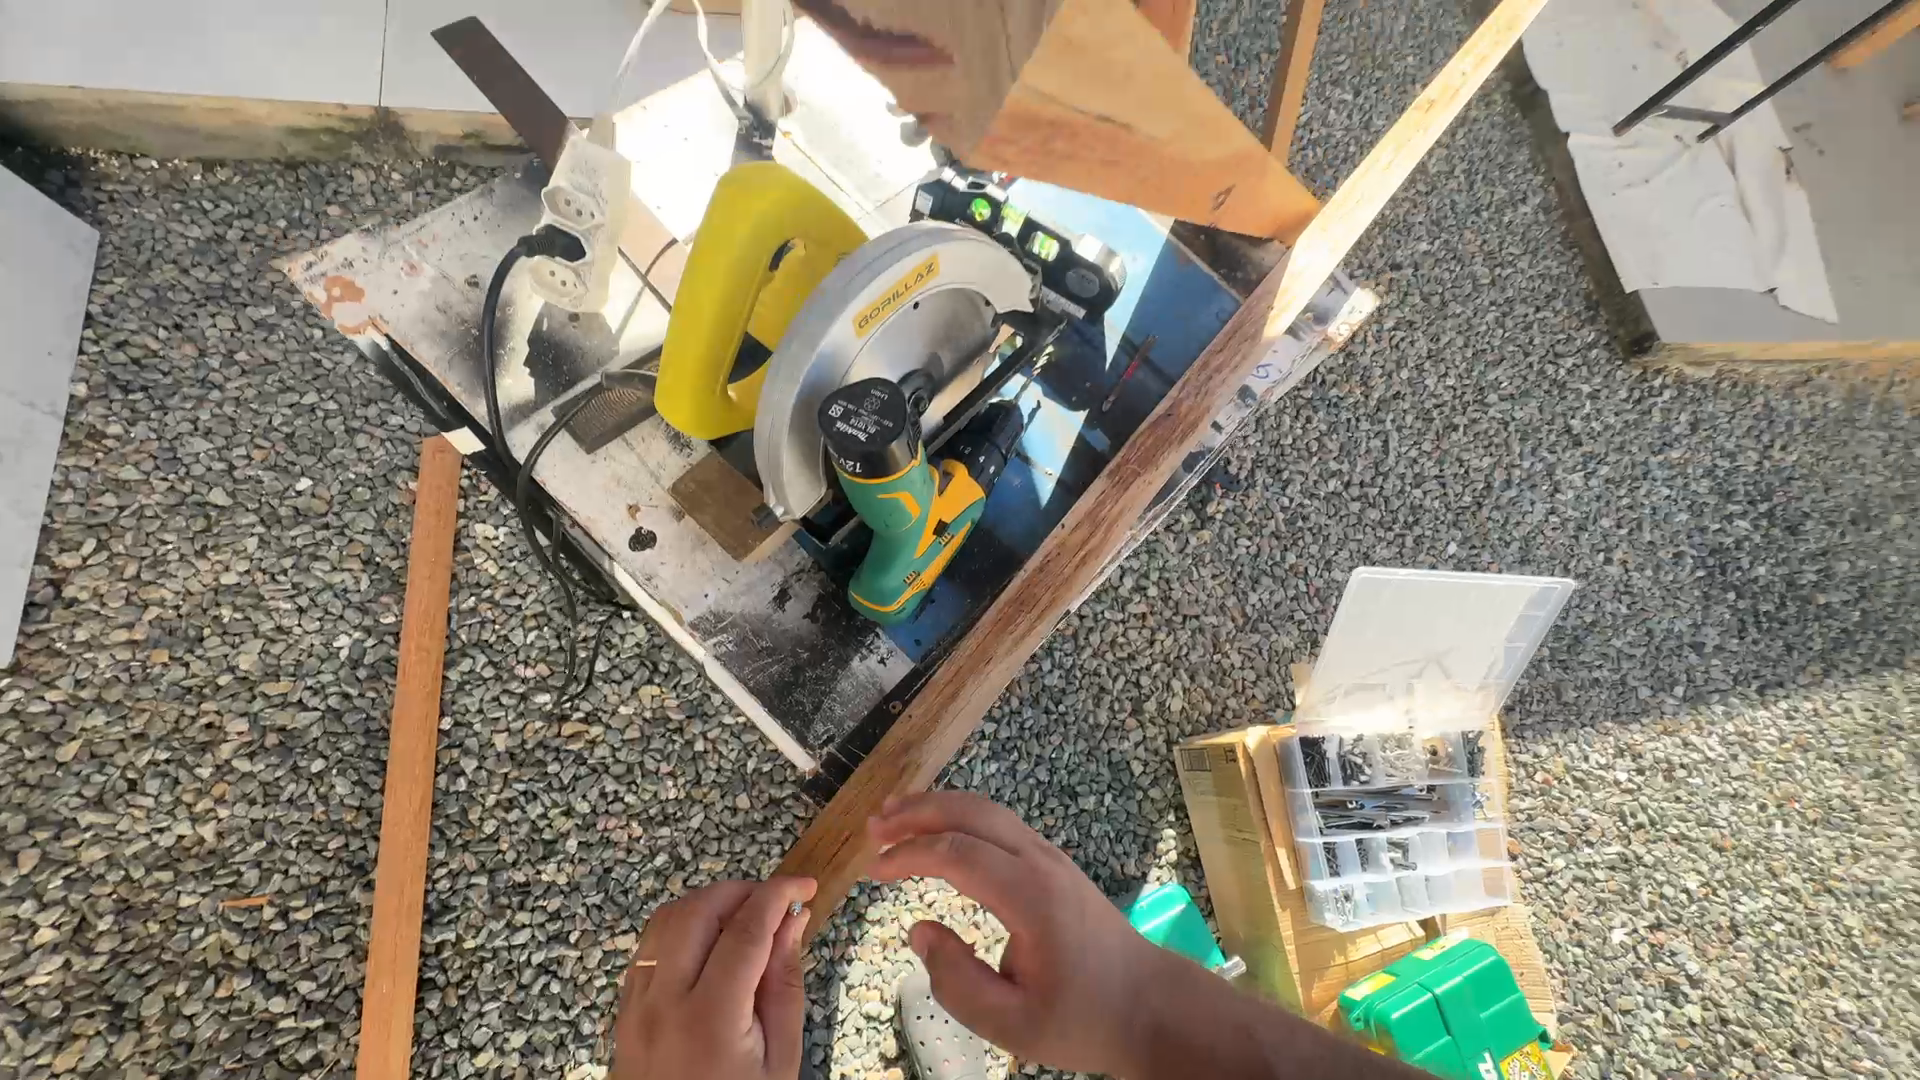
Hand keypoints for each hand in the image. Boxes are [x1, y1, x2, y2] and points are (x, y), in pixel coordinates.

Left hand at [611, 876, 816, 1079]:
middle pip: (698, 910)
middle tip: (774, 906)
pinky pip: (649, 947)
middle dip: (741, 892)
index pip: (746, 929)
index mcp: (710, 1018)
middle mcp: (663, 1003)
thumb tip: (792, 920)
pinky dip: (682, 929)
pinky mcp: (622, 1011)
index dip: (779, 894)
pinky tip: (709, 948)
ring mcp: (635, 1006)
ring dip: (709, 905)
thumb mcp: (780, 1058)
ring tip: (743, 922)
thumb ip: (784, 982)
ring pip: (666, 919)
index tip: (805, 885)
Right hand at [868, 792, 1176, 1076]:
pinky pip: (998, 822)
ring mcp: (1048, 853)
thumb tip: (919, 930)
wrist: (1148, 1002)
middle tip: (874, 825)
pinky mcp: (1050, 859)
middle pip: (972, 812)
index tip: (873, 870)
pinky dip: (959, 817)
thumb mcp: (1013, 1024)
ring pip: (986, 809)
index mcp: (1031, 894)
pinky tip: (937, 830)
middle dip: (918, 812)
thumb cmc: (1083, 1017)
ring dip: (937, 807)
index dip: (910, 854)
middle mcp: (1040, 860)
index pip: (959, 852)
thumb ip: (956, 982)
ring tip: (894, 816)